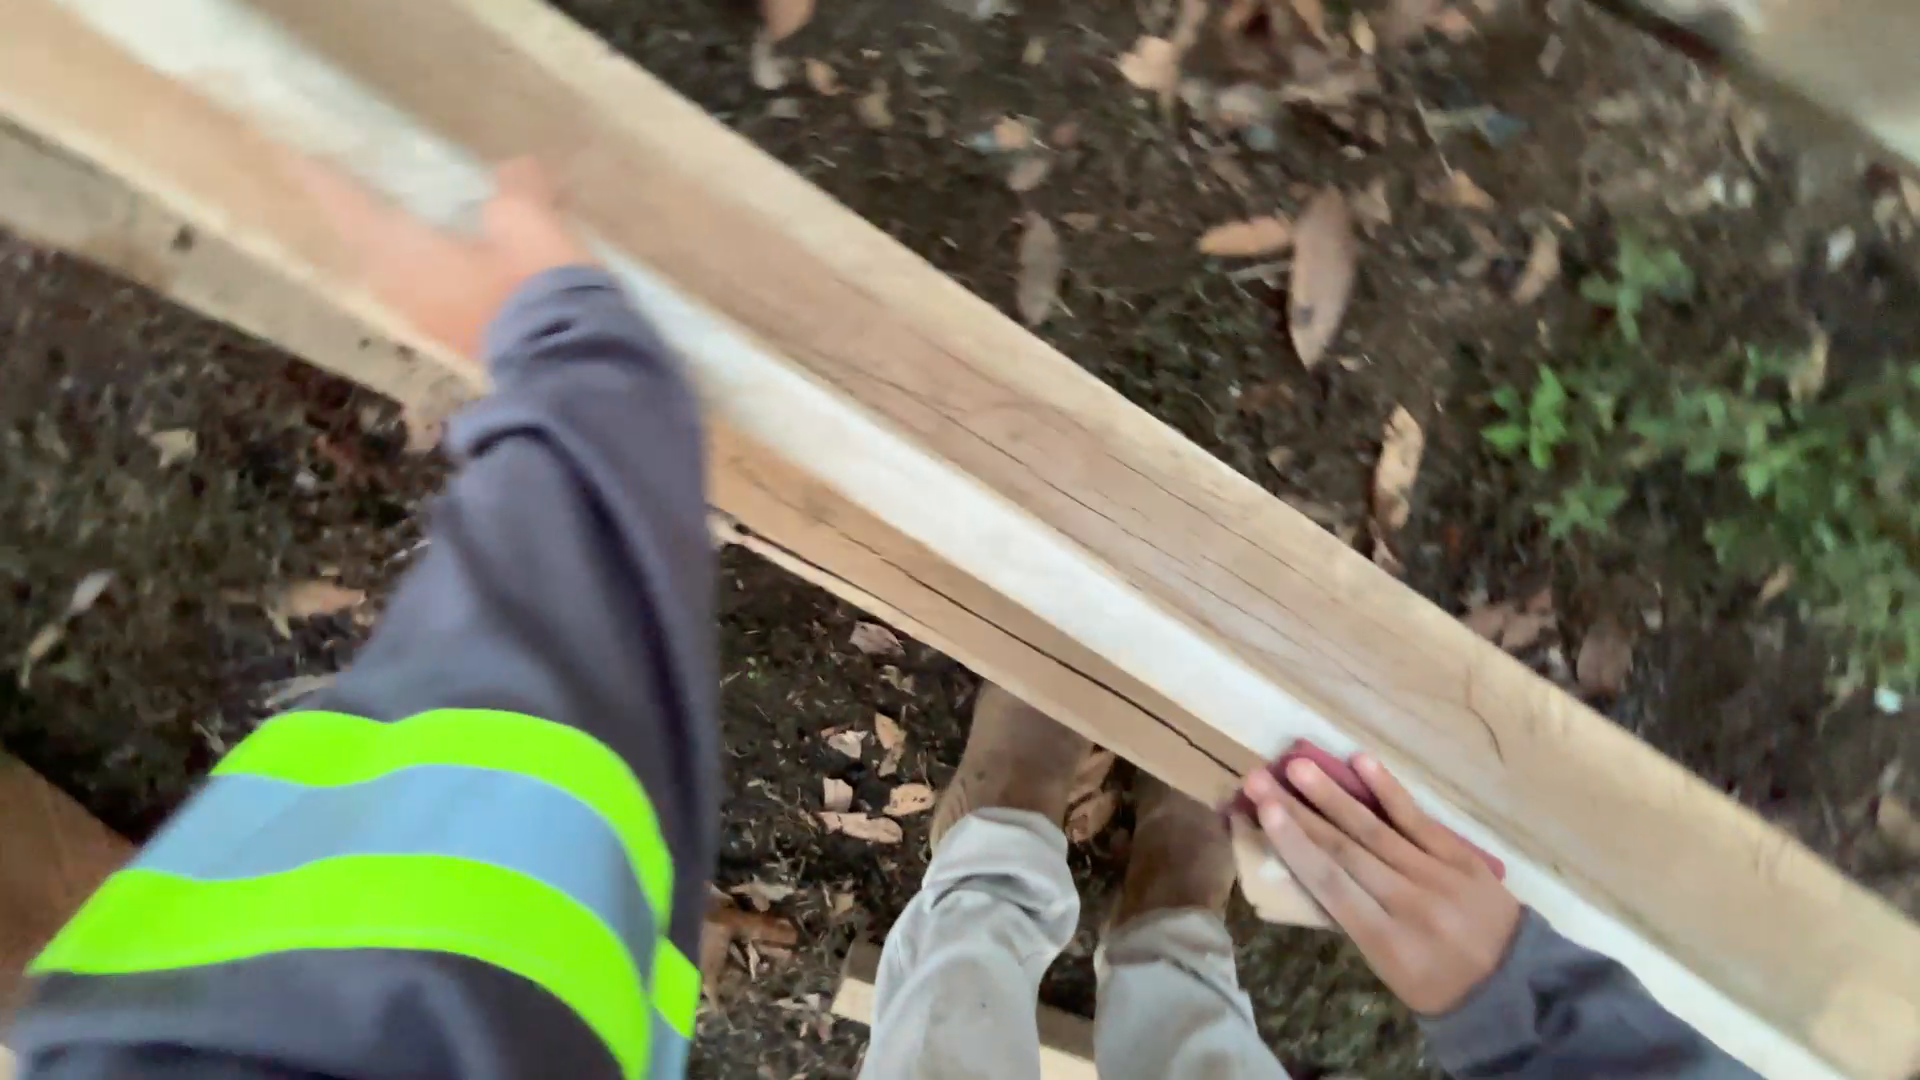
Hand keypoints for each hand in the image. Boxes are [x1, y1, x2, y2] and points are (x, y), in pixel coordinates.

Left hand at [293, 156, 593, 362]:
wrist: (575, 371)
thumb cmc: (537, 287)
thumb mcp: (529, 221)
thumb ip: (516, 188)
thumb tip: (518, 172)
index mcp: (395, 249)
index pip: (335, 195)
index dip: (319, 165)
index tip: (300, 143)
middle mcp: (398, 289)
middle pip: (369, 237)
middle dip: (376, 209)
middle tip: (387, 183)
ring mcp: (431, 325)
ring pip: (407, 271)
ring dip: (419, 248)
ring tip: (442, 227)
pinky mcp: (466, 348)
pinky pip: (441, 299)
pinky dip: (449, 278)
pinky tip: (477, 269)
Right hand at [1241, 753, 1521, 1014]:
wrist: (1521, 991)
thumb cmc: (1434, 981)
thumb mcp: (1385, 966)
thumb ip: (1348, 915)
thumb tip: (1303, 860)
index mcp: (1387, 942)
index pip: (1331, 886)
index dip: (1294, 845)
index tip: (1264, 812)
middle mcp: (1411, 906)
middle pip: (1344, 850)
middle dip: (1296, 811)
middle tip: (1259, 779)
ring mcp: (1440, 878)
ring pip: (1374, 829)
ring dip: (1330, 793)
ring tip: (1296, 765)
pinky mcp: (1462, 858)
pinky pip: (1418, 818)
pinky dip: (1387, 788)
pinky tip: (1359, 760)